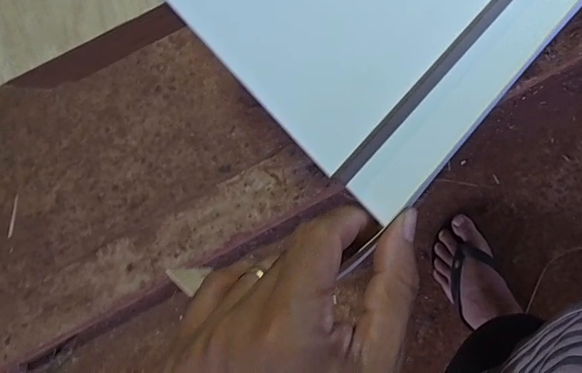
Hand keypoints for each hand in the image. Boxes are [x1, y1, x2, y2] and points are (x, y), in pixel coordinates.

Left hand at [156, 206, 416, 372]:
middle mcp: (235, 325)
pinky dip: (244, 289)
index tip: (370, 233)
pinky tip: (264, 312)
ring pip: (255, 272)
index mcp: (287, 324)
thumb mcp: (376, 361)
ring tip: (305, 317)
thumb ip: (394, 286)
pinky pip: (214, 291)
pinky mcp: (179, 354)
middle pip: (290, 254)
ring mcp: (198, 341)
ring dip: (286, 278)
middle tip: (346, 283)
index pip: (318, 234)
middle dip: (324, 258)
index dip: (350, 223)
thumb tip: (402, 222)